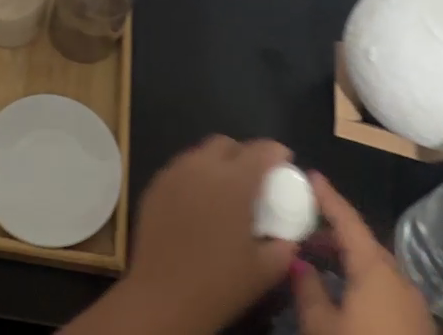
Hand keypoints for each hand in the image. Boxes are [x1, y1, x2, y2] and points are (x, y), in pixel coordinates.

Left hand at [119, 136, 297, 331]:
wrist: (162, 297)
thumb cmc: (219, 284)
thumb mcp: (265, 270)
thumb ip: (284, 247)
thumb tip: (288, 238)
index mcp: (234, 182)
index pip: (260, 151)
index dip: (275, 152)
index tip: (285, 159)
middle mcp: (202, 167)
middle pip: (226, 144)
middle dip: (244, 153)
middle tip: (254, 176)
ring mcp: (173, 174)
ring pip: (200, 154)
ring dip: (217, 163)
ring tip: (226, 190)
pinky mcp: (154, 186)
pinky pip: (180, 170)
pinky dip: (195, 176)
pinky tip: (200, 202)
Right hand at [291, 171, 435, 334]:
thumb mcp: (321, 326)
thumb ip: (308, 289)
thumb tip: (298, 262)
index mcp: (375, 269)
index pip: (348, 220)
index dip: (328, 196)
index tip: (310, 174)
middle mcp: (398, 278)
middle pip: (363, 242)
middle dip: (332, 231)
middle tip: (301, 225)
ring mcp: (412, 305)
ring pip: (374, 267)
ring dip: (346, 258)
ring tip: (315, 260)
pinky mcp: (416, 327)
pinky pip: (384, 288)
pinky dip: (360, 279)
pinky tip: (341, 293)